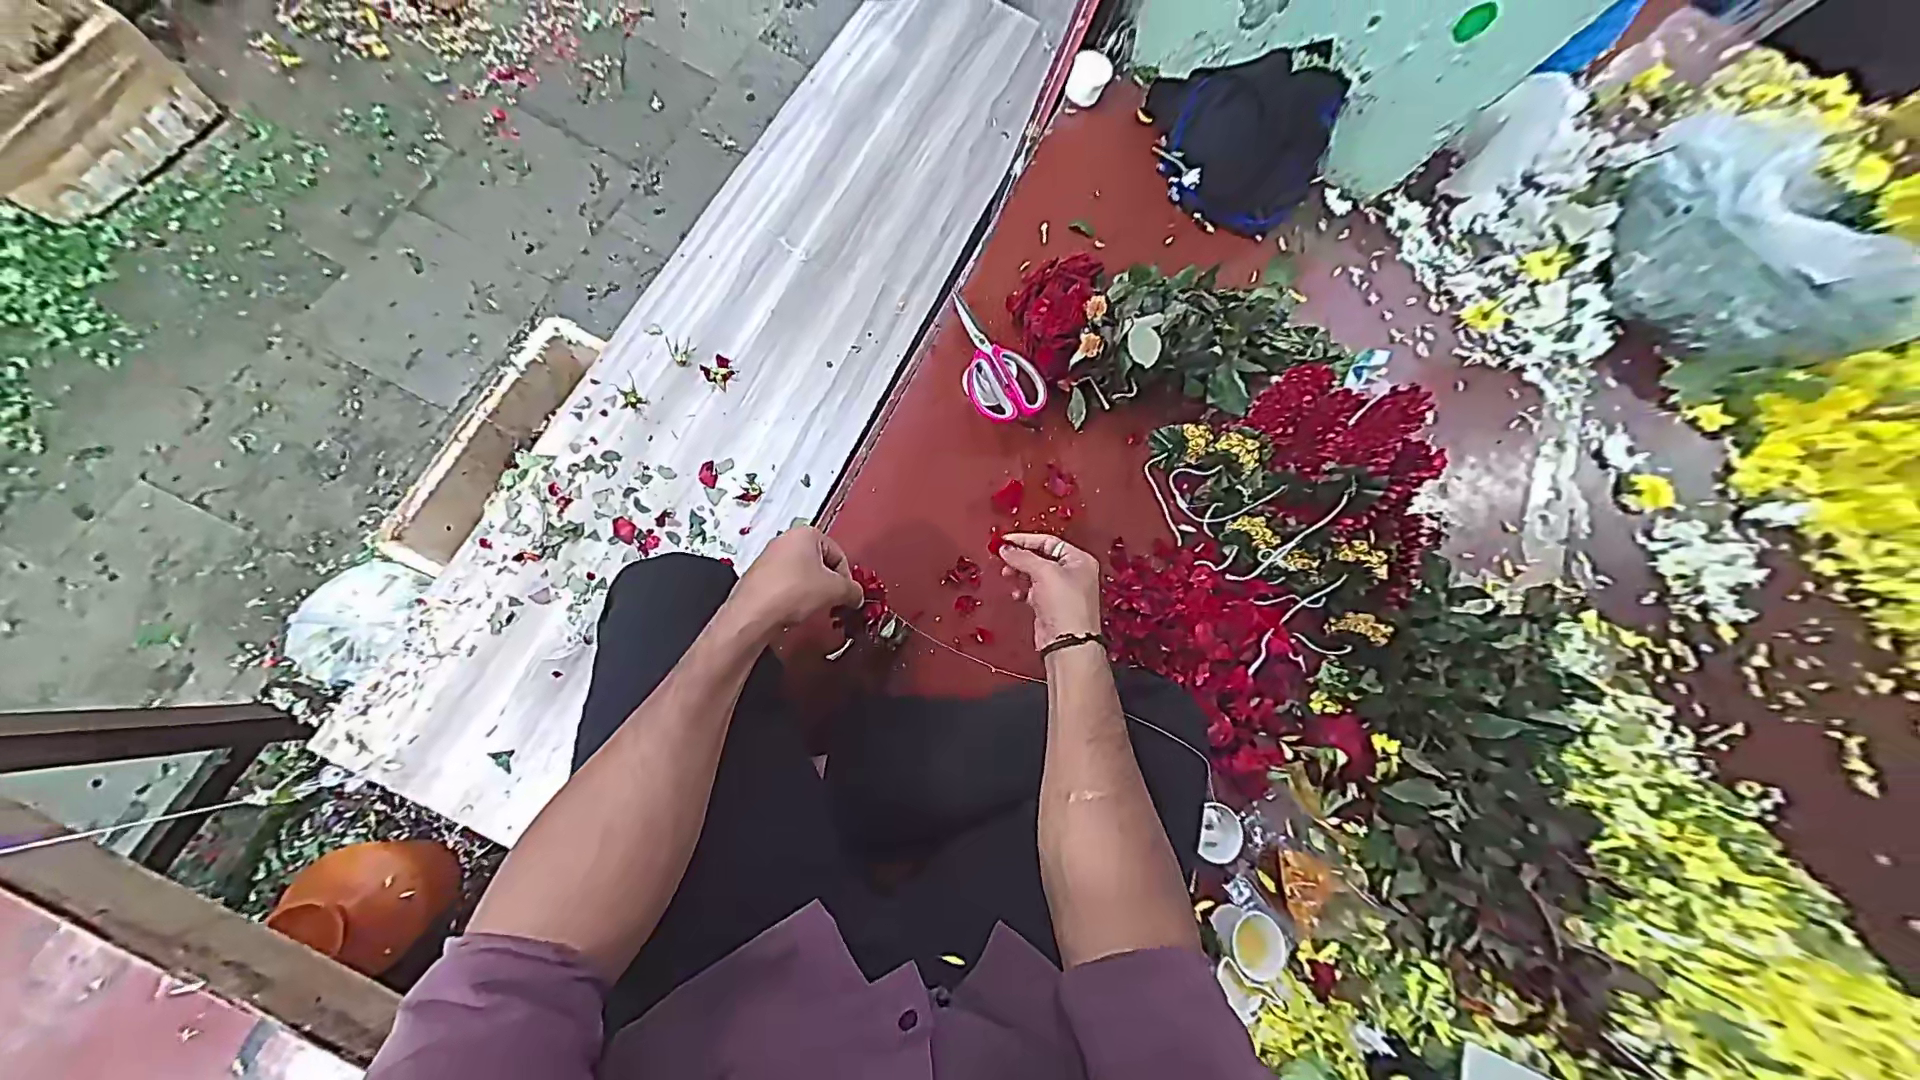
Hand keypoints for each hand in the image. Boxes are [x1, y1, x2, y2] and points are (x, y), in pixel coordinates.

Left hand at [727, 526, 864, 637]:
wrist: (753, 615)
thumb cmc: (794, 592)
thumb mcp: (835, 590)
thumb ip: (853, 590)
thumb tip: (856, 595)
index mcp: (805, 533)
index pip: (838, 554)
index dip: (846, 577)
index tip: (847, 595)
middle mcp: (785, 540)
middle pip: (820, 564)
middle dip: (828, 585)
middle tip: (832, 603)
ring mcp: (769, 557)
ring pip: (803, 575)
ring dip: (812, 592)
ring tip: (811, 608)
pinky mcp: (758, 576)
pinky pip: (785, 584)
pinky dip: (794, 597)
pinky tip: (793, 611)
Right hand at [998, 532, 1102, 652]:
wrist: (1067, 642)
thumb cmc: (1065, 605)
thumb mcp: (1044, 572)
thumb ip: (1023, 557)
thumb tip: (1006, 548)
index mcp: (1078, 560)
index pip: (1048, 541)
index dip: (1025, 540)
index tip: (1005, 541)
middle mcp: (1072, 573)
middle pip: (1040, 557)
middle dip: (1020, 557)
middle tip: (1002, 557)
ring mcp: (1061, 590)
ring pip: (1034, 574)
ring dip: (1019, 573)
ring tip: (1007, 574)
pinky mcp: (1051, 605)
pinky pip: (1032, 591)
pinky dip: (1022, 590)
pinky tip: (1016, 593)